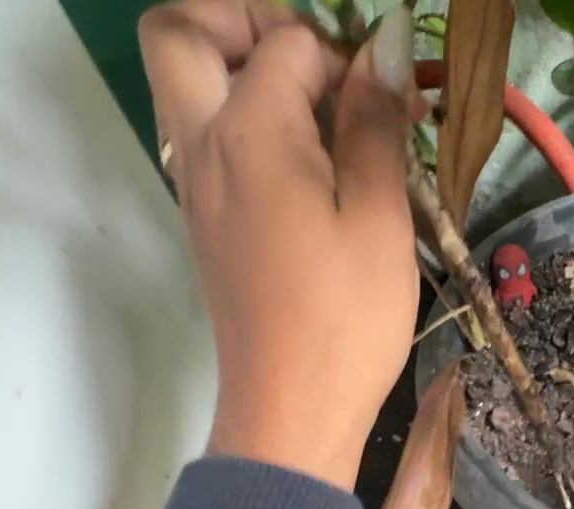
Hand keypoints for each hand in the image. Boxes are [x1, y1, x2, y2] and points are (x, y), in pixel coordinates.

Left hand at [140, 0, 418, 489]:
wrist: (294, 406)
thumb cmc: (348, 318)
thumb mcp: (382, 219)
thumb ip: (375, 127)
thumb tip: (379, 52)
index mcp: (250, 132)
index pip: (288, 43)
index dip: (345, 57)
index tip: (390, 104)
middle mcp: (202, 143)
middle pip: (183, 30)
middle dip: (244, 22)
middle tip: (310, 66)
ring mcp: (195, 185)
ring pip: (186, 84)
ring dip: (243, 72)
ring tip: (319, 121)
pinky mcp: (205, 221)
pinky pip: (205, 138)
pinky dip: (245, 124)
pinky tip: (308, 172)